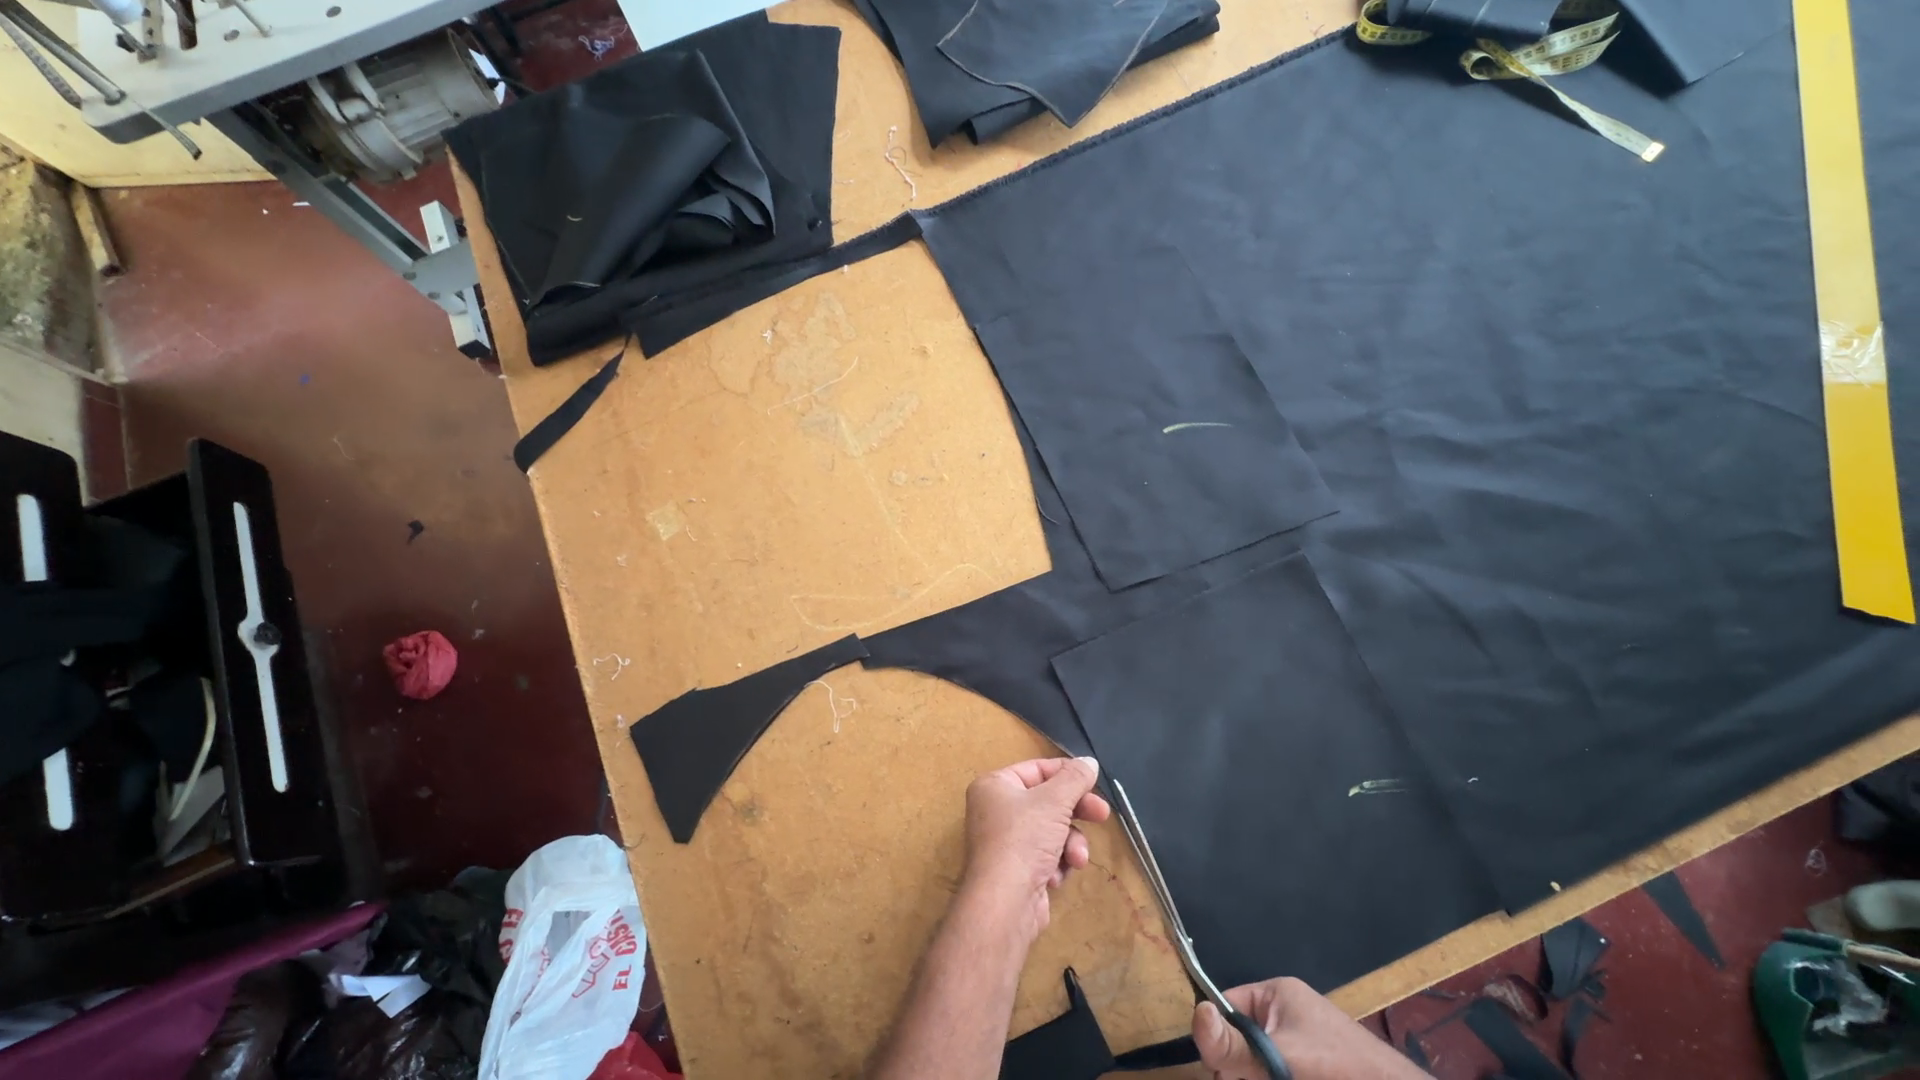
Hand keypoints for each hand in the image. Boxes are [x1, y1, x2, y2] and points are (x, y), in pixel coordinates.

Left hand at [959, 756, 1110, 942]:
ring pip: (1053, 831)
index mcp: (995, 786)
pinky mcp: (1018, 870)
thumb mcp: (1054, 801)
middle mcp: (996, 811)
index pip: (1037, 769)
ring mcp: (1007, 842)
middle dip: (1076, 813)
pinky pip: (1047, 856)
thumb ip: (1075, 778)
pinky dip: (1057, 864)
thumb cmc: (1024, 839)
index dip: (1067, 774)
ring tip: (1076, 858)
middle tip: (1102, 815)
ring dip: (1070, 844)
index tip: (1094, 781)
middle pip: (1048, 802)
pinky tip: (1055, 876)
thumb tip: (1088, 761)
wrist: (1005, 902)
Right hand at [1194, 977, 1429, 1079]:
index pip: (1225, 1008)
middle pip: (1239, 1044)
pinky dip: (1276, 1079)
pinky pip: (1279, 1073)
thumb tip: (1196, 1014)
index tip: (1224, 1073)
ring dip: (1256, 1079)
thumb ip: (1237, 1046)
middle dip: (1241, 1073)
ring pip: (1257, 1068)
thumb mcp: (1284, 1058)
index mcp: (1276, 994)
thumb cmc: (1343, 1071)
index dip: (1218, 1041)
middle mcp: (1285, 1015)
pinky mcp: (1311, 1071)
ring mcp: (1301, 1048)